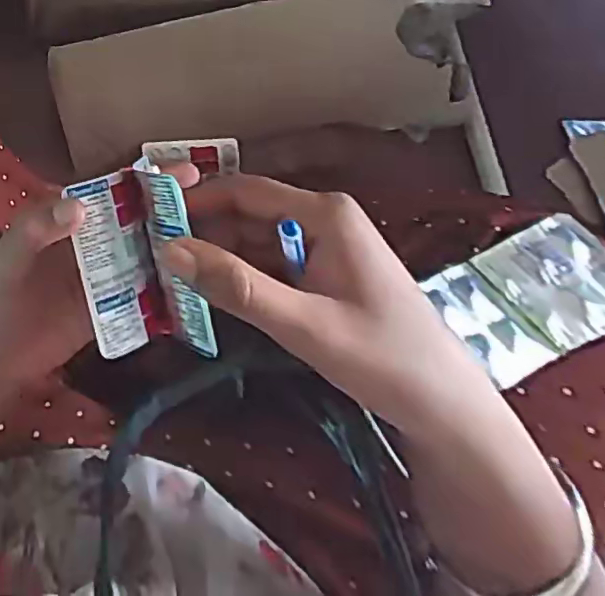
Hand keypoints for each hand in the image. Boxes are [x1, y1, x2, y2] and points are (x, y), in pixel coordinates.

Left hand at [0, 164, 199, 408]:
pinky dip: (170, 288)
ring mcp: (103, 277)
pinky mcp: (112, 310)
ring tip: (223, 241)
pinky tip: (204, 287)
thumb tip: (79, 203)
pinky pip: (146, 293)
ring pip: (145, 253)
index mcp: (64, 219)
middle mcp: (89, 242)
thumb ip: (36, 228)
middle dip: (170, 207)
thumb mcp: (9, 259)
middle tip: (215, 203)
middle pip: (135, 218)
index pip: (108, 190)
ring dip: (177, 246)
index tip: (183, 171)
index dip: (143, 178)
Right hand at [155, 176, 498, 438]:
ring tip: (176, 278)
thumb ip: (236, 286)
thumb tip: (170, 250)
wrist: (450, 413)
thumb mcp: (303, 324)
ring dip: (217, 257)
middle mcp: (322, 219)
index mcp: (324, 214)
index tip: (154, 218)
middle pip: (245, 214)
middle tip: (158, 257)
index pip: (243, 191)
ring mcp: (323, 246)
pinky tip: (213, 294)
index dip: (196, 200)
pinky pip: (268, 264)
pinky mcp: (322, 273)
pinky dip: (239, 276)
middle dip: (203, 233)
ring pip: (253, 240)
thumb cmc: (385, 360)